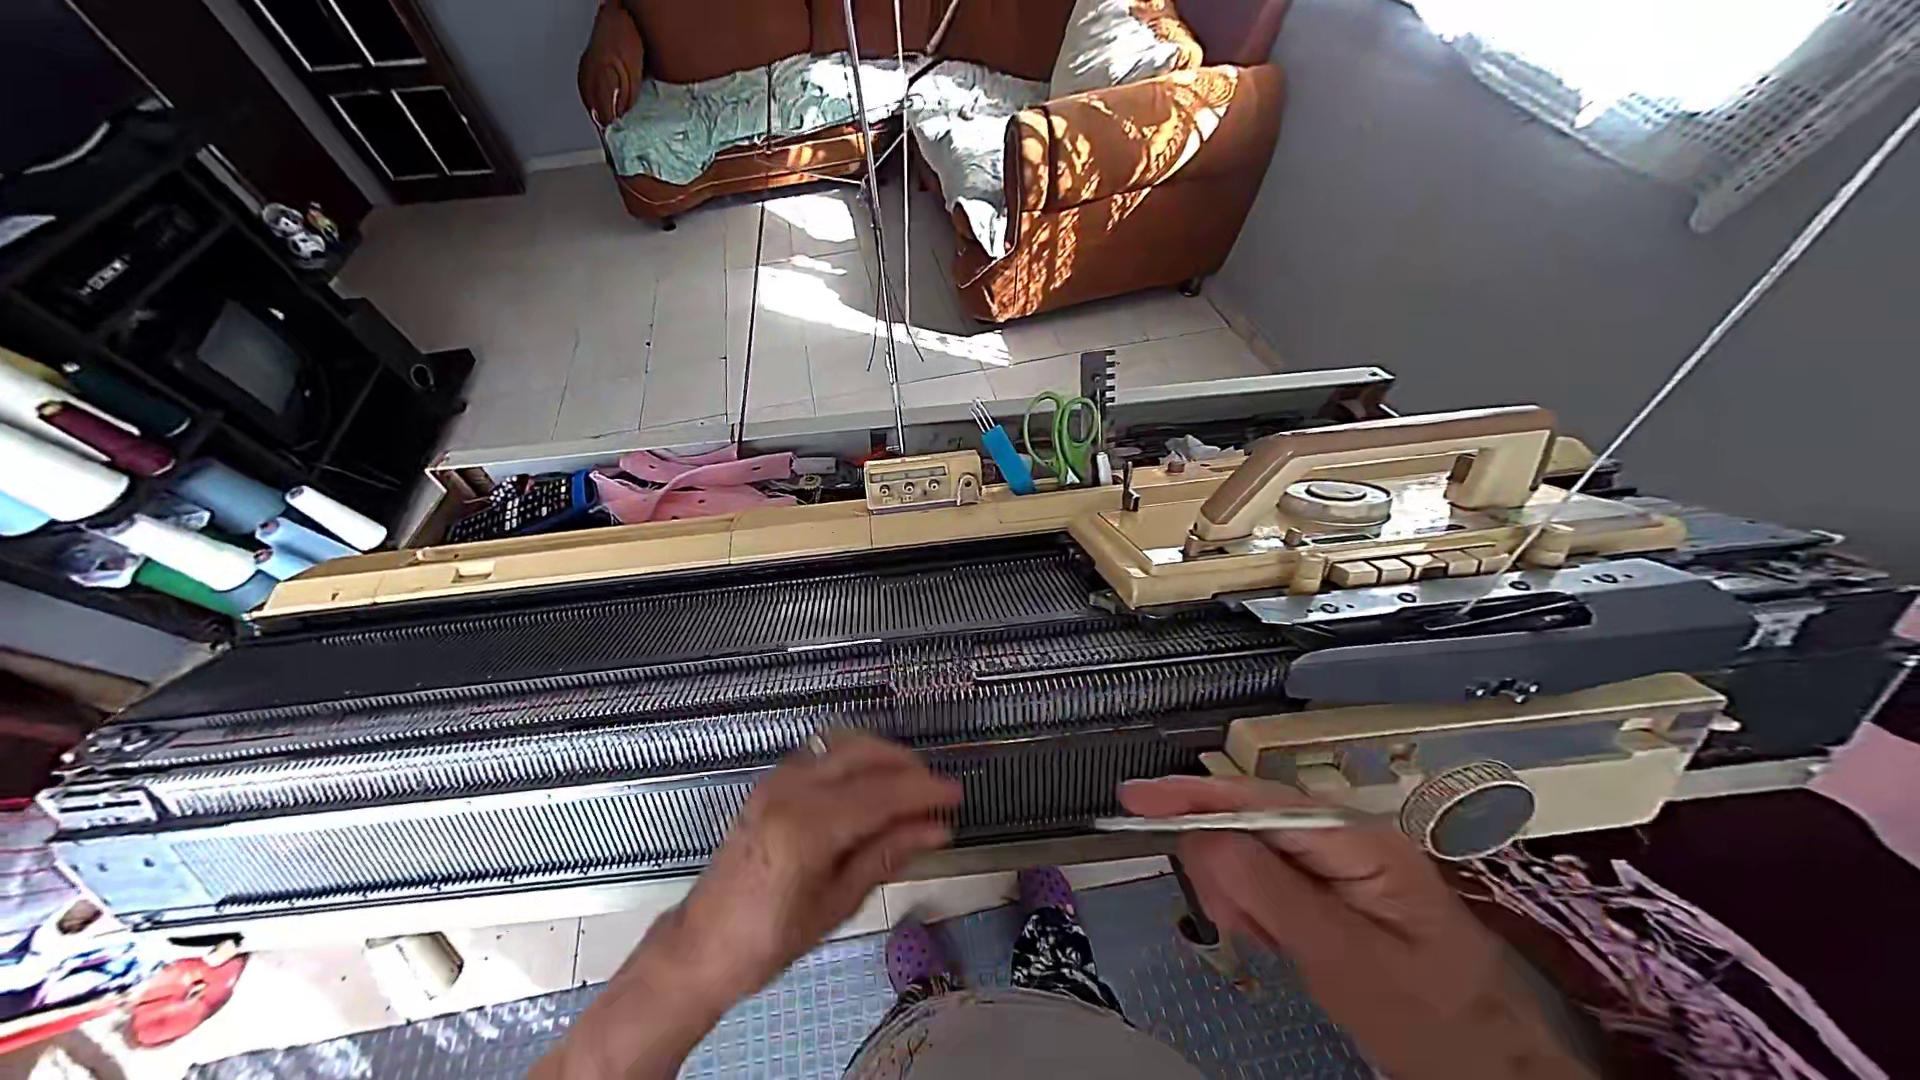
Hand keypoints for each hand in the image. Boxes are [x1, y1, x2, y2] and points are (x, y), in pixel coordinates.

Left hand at [536, 733, 959, 1079]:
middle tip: (935, 790)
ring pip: (842, 743)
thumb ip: (887, 855)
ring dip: (881, 754)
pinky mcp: (770, 782)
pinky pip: (822, 751)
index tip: (955, 795)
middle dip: (906, 766)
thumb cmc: (770, 938)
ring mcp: (776, 780)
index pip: (881, 793)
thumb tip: (937, 829)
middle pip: (863, 754)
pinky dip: (854, 755)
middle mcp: (791, 790)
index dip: (924, 790)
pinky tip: (870, 778)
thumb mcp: (838, 904)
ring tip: (909, 782)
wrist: (702, 945)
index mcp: (808, 827)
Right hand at [1119, 775, 1592, 1079]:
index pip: (1253, 798)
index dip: (1189, 793)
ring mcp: (1335, 854)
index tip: (1133, 798)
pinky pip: (1264, 874)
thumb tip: (1201, 835)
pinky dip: (1252, 904)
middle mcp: (1341, 832)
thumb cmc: (1428, 1016)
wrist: (1488, 1063)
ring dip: (1238, 892)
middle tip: (1236, 923)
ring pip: (1246, 847)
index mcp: (1355, 839)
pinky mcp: (1326, 877)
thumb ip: (1267, 890)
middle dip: (1222, 867)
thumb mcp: (1341, 958)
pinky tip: (1272, 934)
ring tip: (1264, 938)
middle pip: (1244, 819)